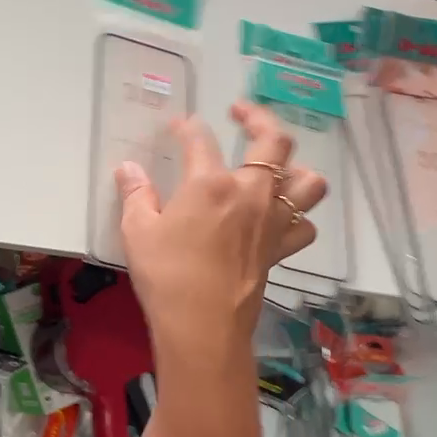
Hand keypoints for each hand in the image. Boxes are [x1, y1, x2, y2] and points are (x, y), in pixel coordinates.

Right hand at [113, 103, 327, 356]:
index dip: (187, 127)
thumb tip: (128, 169)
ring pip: (308, 181)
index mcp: (211, 183)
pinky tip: (279, 216)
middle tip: (241, 113)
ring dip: (296, 167)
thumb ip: (135, 194)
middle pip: (274, 142)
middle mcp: (251, 193)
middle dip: (259, 119)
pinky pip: (305, 224)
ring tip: (277, 167)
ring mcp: (273, 221)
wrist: (201, 323)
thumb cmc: (165, 273)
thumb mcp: (136, 229)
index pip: (201, 140)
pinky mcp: (281, 249)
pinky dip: (297, 215)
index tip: (177, 125)